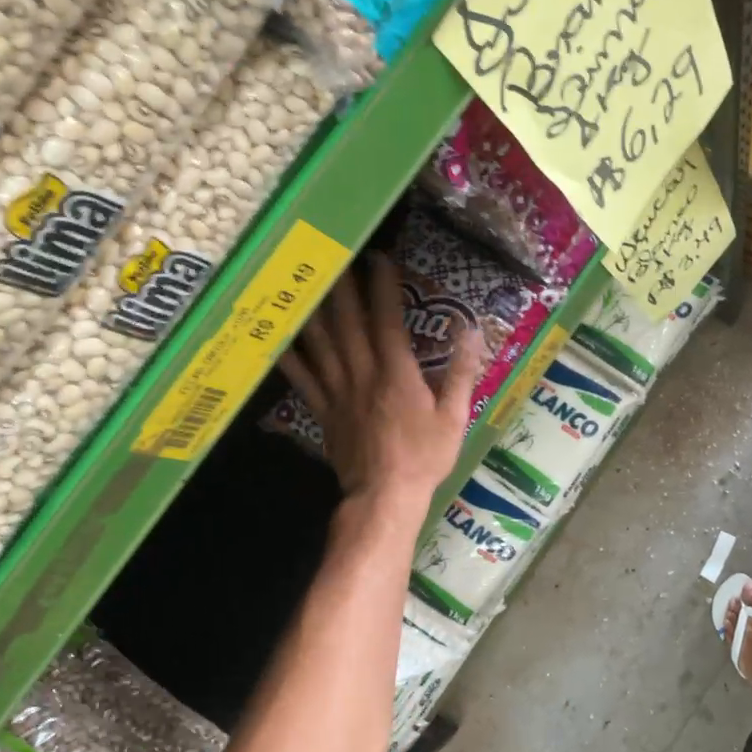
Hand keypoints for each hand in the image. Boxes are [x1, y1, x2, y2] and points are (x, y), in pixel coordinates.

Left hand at [277, 258, 482, 515]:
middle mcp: (362, 374)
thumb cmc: (425, 457)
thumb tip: (471, 331)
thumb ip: (461, 371)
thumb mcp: (455, 416)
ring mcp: (338, 392)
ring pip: (320, 342)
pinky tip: (280, 335)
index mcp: (397, 373)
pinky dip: (290, 354)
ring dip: (313, 309)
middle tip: (334, 256)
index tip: (378, 258)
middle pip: (346, 322)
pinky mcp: (323, 410)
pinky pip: (302, 377)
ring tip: (307, 282)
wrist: (385, 496)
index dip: (381, 286)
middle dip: (341, 286)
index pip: (387, 319)